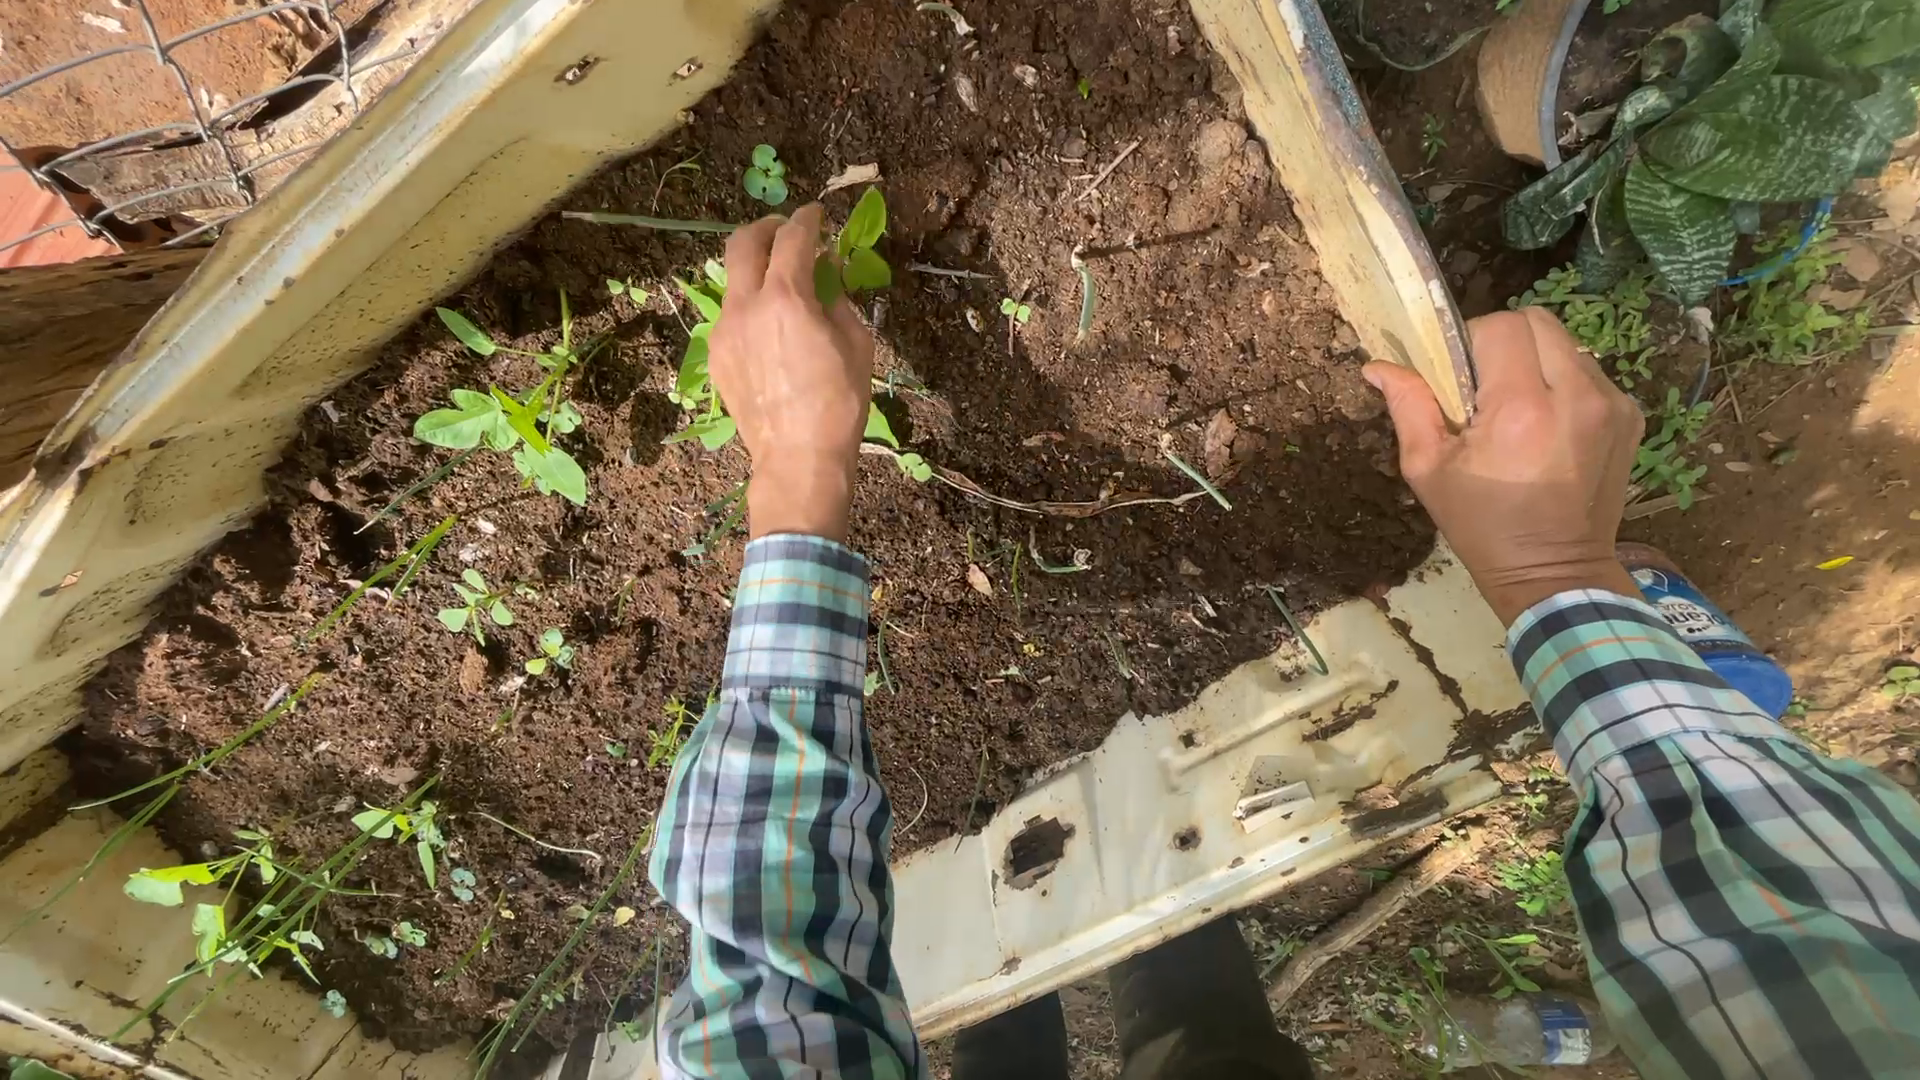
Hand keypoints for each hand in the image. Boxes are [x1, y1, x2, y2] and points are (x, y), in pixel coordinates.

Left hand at [709, 204, 875, 541]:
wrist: (799, 458)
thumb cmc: (840, 404)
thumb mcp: (857, 346)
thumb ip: (840, 300)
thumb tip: (828, 277)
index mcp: (786, 298)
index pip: (793, 238)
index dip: (808, 219)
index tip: (818, 214)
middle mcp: (746, 305)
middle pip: (742, 242)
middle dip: (766, 228)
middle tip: (787, 232)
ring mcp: (725, 331)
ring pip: (732, 281)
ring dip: (755, 271)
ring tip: (779, 287)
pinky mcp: (717, 357)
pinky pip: (731, 317)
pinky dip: (750, 308)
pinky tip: (769, 331)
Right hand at [1363, 308, 1643, 625]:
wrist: (1552, 568)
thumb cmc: (1478, 522)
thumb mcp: (1425, 469)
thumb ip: (1407, 407)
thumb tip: (1376, 367)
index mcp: (1519, 409)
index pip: (1500, 327)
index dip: (1468, 339)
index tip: (1453, 374)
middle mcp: (1576, 395)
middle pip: (1538, 322)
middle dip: (1501, 340)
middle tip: (1479, 382)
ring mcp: (1612, 403)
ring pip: (1565, 344)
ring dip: (1532, 361)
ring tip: (1512, 407)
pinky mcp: (1631, 415)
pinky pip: (1589, 372)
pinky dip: (1560, 383)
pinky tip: (1543, 424)